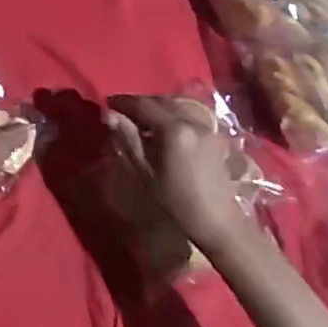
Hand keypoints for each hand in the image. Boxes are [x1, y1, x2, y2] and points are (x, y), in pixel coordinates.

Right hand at [105, 94, 255, 252]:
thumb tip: (108, 115)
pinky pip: (188, 116)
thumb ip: (128, 139)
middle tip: (121, 111)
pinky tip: (163, 130)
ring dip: (156, 108)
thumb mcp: (147, 172)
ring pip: (176, 107)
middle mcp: (193, 121)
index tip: (107, 104)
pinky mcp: (216, 136)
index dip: (123, 102)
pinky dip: (171, 116)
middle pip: (161, 101)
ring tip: (141, 119)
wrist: (220, 225)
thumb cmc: (178, 202)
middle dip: (140, 103)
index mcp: (174, 129)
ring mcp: (207, 127)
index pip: (143, 105)